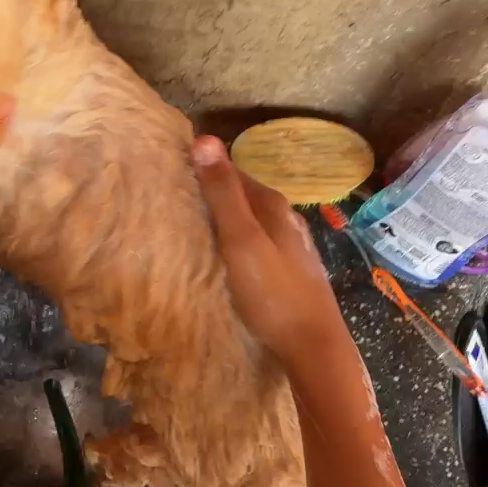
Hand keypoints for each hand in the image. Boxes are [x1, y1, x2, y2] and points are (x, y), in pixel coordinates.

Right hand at [191, 135, 349, 366]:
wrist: (315, 348)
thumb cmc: (273, 293)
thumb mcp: (241, 240)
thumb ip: (222, 193)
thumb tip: (204, 138)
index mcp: (274, 205)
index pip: (233, 172)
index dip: (204, 169)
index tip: (173, 174)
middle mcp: (286, 219)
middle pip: (244, 196)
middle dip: (214, 195)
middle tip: (176, 203)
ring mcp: (292, 247)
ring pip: (252, 221)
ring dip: (226, 220)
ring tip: (194, 229)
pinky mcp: (292, 272)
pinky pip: (258, 244)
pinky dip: (238, 243)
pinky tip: (226, 258)